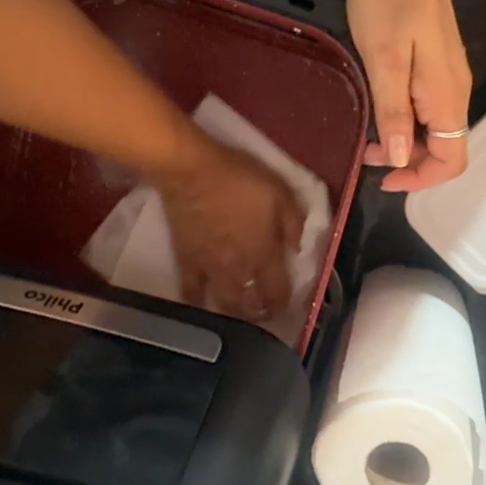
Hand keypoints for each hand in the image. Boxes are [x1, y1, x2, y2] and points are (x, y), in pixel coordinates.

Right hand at [153, 139, 303, 319]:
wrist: (190, 170)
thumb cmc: (239, 179)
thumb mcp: (280, 193)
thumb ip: (294, 224)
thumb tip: (299, 249)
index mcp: (264, 255)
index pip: (278, 291)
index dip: (284, 302)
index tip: (287, 305)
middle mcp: (239, 269)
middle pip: (252, 304)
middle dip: (261, 313)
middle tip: (265, 313)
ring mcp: (210, 269)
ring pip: (225, 304)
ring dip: (236, 313)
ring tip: (241, 313)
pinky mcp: (186, 262)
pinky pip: (191, 292)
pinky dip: (198, 304)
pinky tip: (202, 307)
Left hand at [346, 0, 472, 191]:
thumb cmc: (390, 0)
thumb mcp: (384, 60)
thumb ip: (394, 112)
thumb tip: (400, 159)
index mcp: (446, 98)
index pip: (452, 160)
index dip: (420, 178)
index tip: (384, 177)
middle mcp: (455, 95)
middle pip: (444, 150)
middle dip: (408, 162)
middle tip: (367, 151)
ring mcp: (449, 81)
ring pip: (435, 132)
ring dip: (405, 143)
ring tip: (369, 135)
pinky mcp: (439, 68)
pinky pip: (428, 111)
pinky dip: (406, 123)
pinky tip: (381, 111)